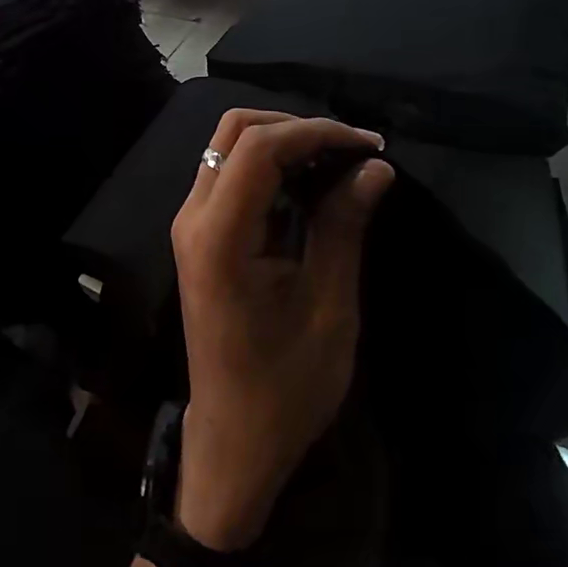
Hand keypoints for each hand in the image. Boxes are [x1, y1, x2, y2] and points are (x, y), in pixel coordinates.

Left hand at [169, 111, 393, 551]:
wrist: (235, 440)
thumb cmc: (286, 385)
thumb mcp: (329, 305)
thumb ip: (344, 225)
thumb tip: (375, 166)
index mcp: (220, 237)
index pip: (259, 147)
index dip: (317, 132)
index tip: (369, 145)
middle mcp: (194, 219)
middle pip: (235, 131)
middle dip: (297, 127)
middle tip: (353, 150)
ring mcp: (192, 226)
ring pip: (230, 147)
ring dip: (284, 142)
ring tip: (340, 161)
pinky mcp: (202, 237)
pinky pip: (232, 176)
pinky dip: (273, 166)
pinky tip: (313, 183)